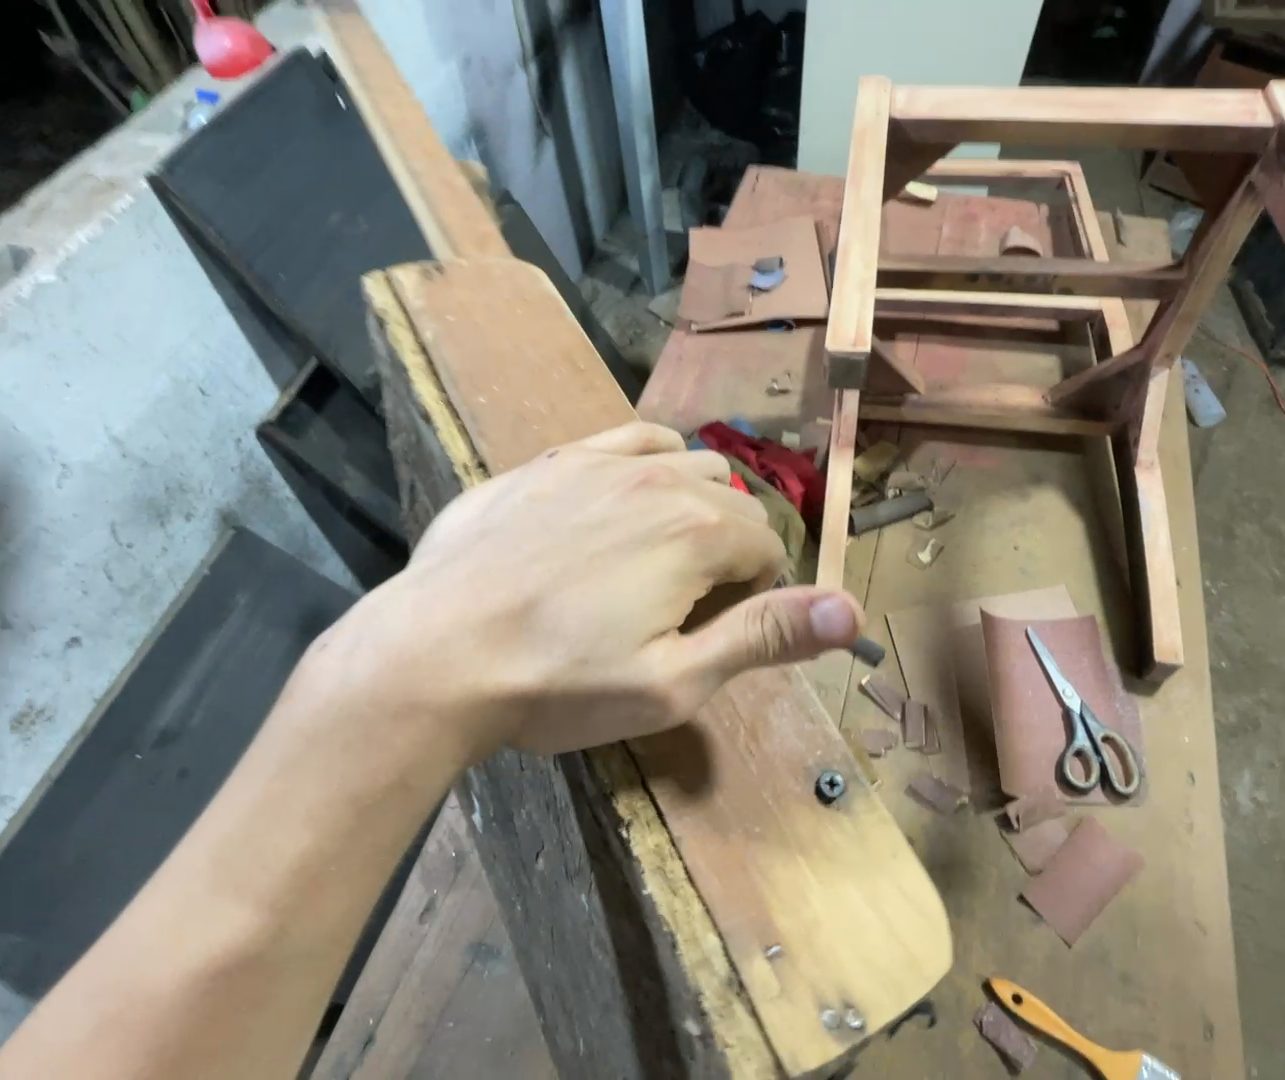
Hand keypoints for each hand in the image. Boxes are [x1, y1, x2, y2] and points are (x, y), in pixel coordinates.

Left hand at [300, 422, 862, 759]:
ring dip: (690, 506)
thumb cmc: (558, 682)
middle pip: (731, 503)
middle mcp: (658, 478)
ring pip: (683, 464)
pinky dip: (643, 465)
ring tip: (652, 559)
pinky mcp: (545, 463)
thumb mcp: (673, 682)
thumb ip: (765, 636)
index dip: (754, 595)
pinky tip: (617, 502)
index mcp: (699, 530)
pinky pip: (623, 441)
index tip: (712, 633)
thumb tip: (853, 610)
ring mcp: (595, 461)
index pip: (768, 547)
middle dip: (726, 551)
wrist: (432, 655)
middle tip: (680, 609)